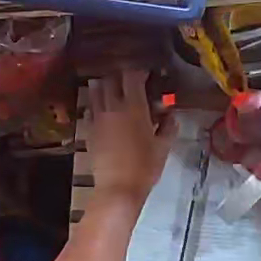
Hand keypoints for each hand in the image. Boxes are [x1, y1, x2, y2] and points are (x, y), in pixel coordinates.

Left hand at [87, 70, 172, 206]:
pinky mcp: (89, 130)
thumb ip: (168, 127)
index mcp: (134, 107)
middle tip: (130, 84)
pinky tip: (105, 113)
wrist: (118, 187)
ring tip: (114, 94)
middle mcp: (113, 107)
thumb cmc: (145, 167)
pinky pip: (90, 110)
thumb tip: (171, 116)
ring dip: (105, 88)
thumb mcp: (163, 147)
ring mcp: (98, 118)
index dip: (139, 72)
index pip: (132, 77)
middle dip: (120, 77)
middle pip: (110, 79)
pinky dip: (97, 106)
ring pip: (96, 92)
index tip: (146, 76)